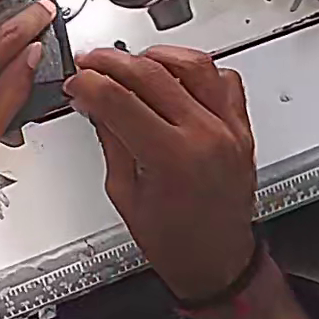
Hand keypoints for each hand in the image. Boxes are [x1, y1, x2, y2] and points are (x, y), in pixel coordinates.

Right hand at [64, 46, 256, 300]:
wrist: (219, 263)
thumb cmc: (175, 242)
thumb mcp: (124, 192)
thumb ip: (110, 139)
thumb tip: (93, 101)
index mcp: (171, 159)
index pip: (118, 99)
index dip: (88, 83)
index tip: (76, 81)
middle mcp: (205, 137)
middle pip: (151, 73)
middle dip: (111, 62)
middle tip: (91, 64)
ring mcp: (229, 129)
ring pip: (193, 64)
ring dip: (155, 56)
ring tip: (131, 62)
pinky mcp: (242, 128)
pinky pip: (225, 79)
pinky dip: (197, 70)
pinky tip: (176, 76)